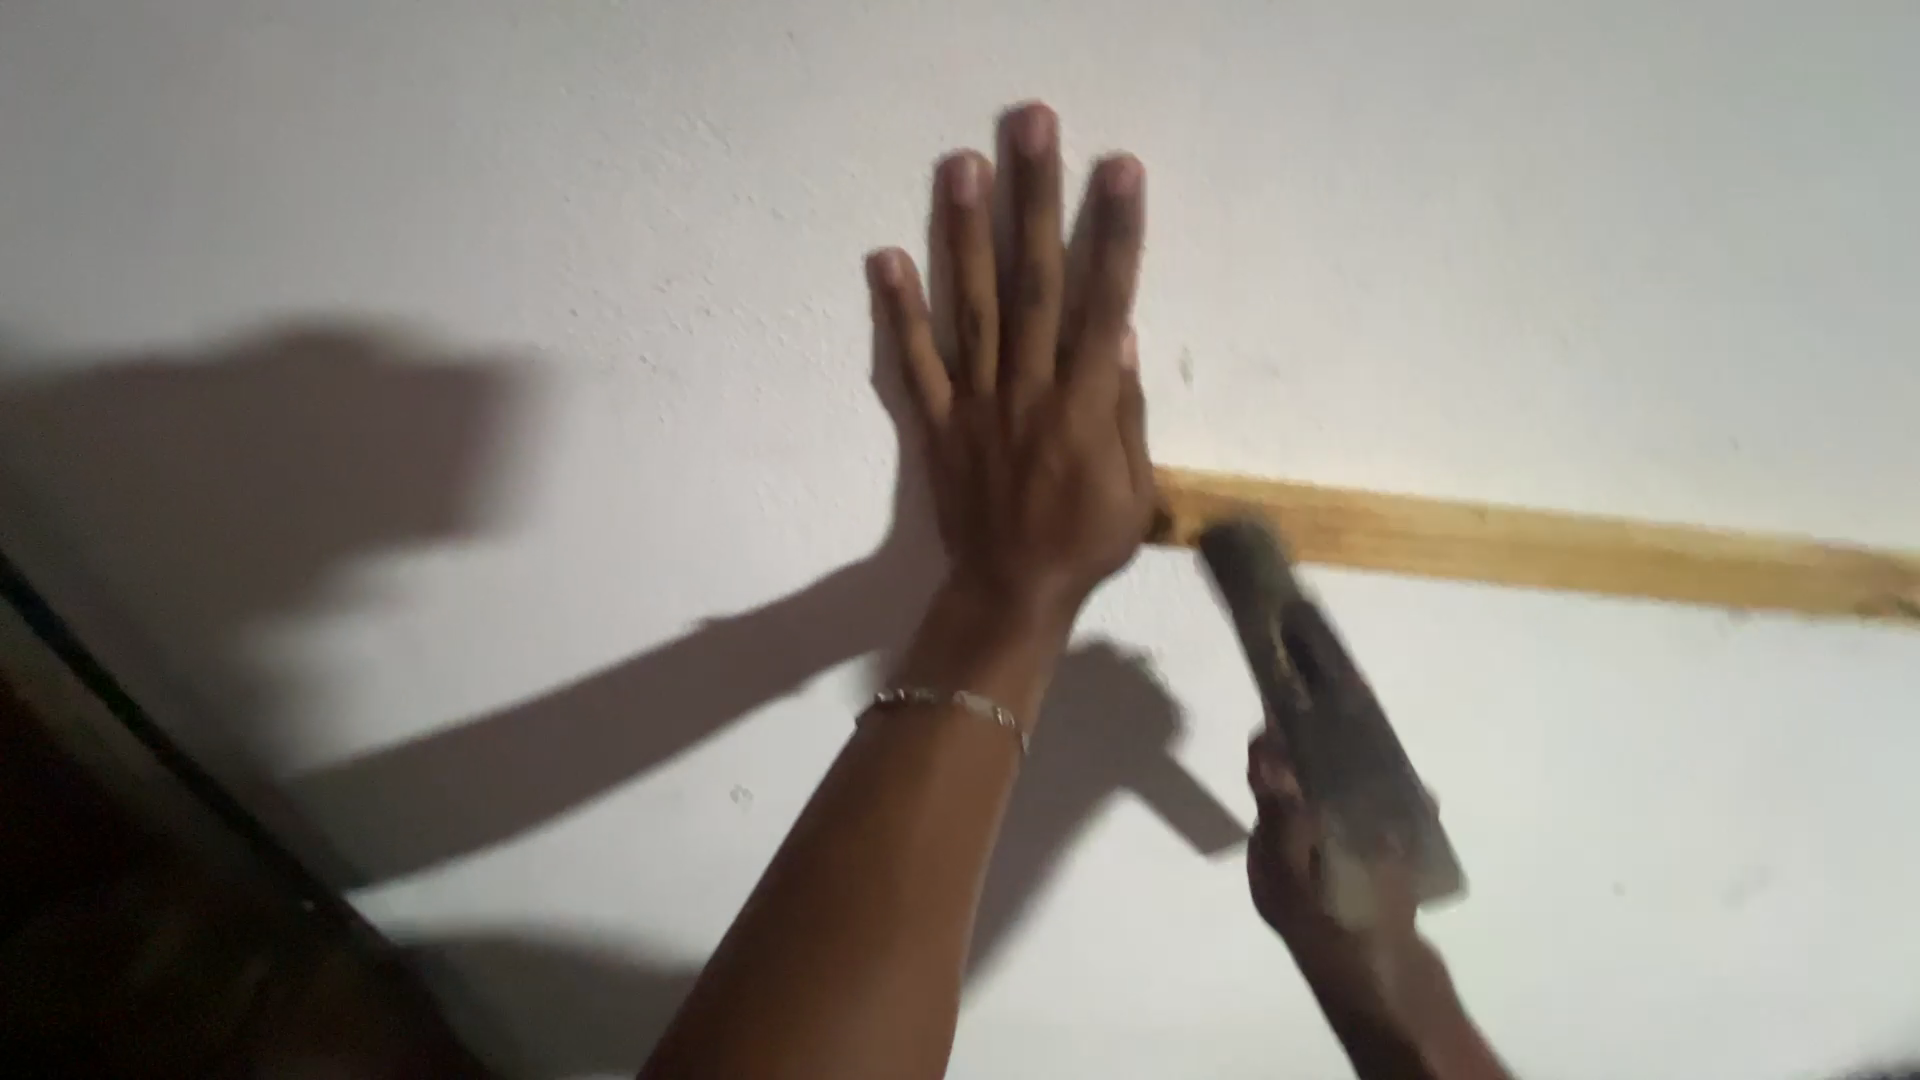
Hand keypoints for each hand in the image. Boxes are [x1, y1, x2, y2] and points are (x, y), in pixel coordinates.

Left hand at [867, 103, 1155, 621]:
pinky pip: (915, 364)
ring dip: (966, 234)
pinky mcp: (937, 423)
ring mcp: (975, 405)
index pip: (1102, 303)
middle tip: (1030, 127)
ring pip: (971, 309)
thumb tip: (1117, 333)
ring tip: (959, 164)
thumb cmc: (1083, 545)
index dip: (1112, 234)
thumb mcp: (1135, 490)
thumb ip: (1126, 411)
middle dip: (1035, 200)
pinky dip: (899, 313)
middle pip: (1033, 284)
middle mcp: (1027, 390)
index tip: (1117, 170)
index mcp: (1084, 406)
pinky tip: (884, 258)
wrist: (1010, 590)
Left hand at [1248, 731, 1460, 1041]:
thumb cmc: (1341, 941)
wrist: (1402, 1014)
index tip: (1288, 706)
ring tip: (1379, 747)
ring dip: (1359, 782)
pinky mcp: (1376, 894)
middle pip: (1303, 797)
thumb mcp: (1300, 879)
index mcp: (1271, 862)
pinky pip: (1380, 842)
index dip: (1272, 749)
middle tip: (1343, 717)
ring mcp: (1337, 881)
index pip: (1264, 791)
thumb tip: (1264, 761)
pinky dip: (1395, 819)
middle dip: (1319, 757)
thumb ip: (1283, 820)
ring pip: (1342, 815)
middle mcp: (1296, 867)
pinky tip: (1418, 798)